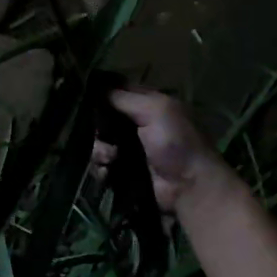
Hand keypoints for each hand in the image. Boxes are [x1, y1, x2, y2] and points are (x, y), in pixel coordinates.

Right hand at [93, 88, 232, 213]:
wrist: (189, 187)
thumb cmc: (177, 143)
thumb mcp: (157, 110)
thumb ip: (126, 98)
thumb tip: (98, 89)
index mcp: (150, 104)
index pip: (119, 91)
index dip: (102, 94)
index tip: (86, 98)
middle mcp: (138, 125)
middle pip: (104, 120)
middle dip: (98, 128)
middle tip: (102, 136)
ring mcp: (130, 150)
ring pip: (100, 144)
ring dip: (100, 150)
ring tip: (110, 158)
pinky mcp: (125, 173)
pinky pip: (102, 167)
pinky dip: (102, 169)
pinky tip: (107, 172)